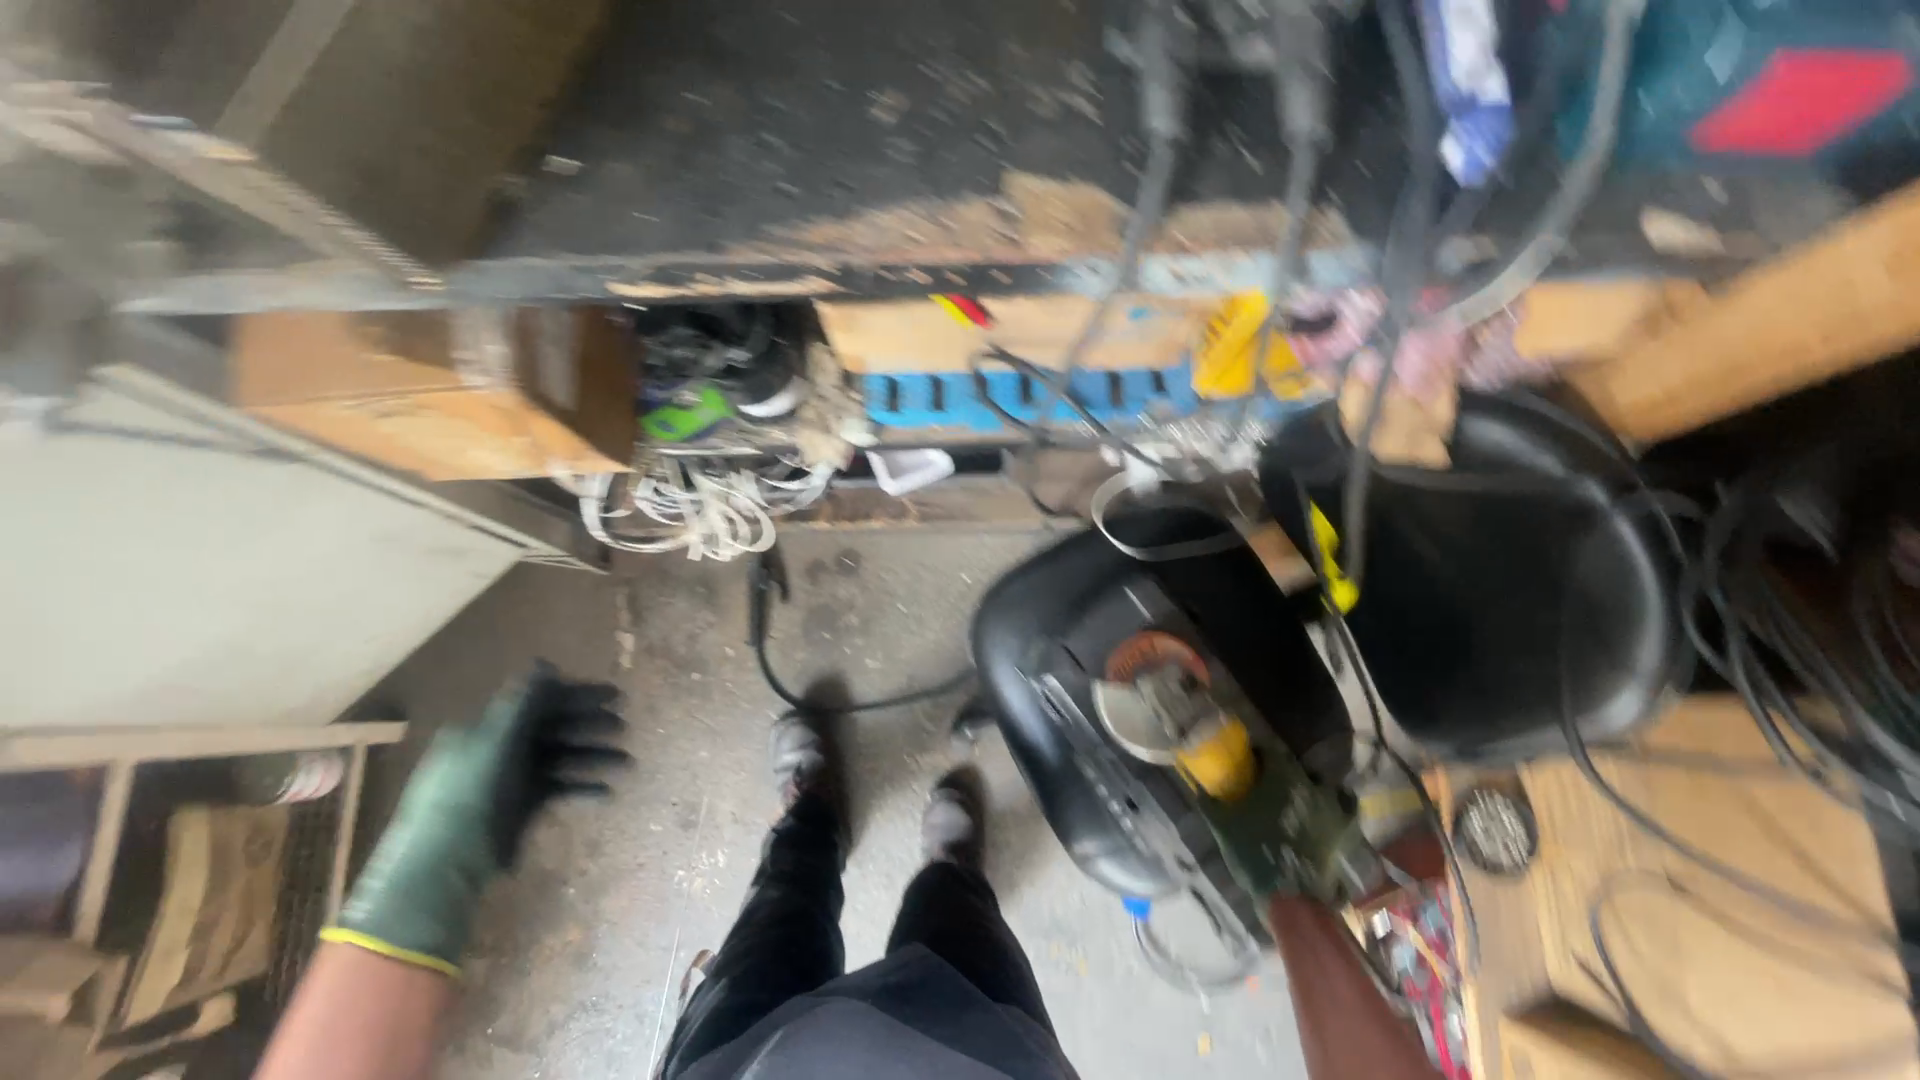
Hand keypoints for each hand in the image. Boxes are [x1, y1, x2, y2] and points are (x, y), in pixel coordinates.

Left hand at [322, 662, 630, 975]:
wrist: (445, 862)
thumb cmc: (468, 794)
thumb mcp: (494, 742)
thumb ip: (521, 703)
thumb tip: (544, 662)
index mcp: (487, 729)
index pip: (539, 703)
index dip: (578, 696)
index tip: (615, 696)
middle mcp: (500, 749)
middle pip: (553, 729)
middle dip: (590, 726)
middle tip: (625, 726)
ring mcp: (512, 779)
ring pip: (561, 759)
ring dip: (594, 757)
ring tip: (628, 763)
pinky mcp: (522, 807)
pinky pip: (558, 790)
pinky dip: (582, 789)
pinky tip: (607, 794)